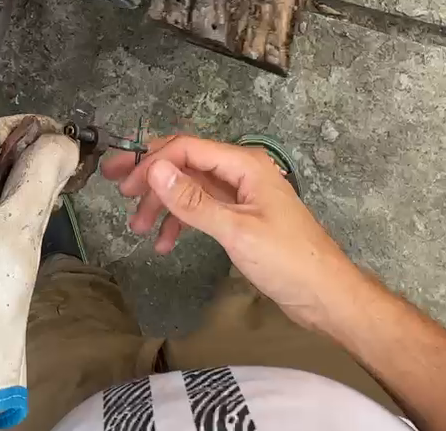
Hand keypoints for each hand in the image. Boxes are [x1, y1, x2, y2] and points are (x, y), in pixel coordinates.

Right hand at [102, 135, 366, 333]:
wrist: (329, 297)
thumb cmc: (287, 261)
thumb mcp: (236, 231)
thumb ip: (193, 201)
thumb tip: (154, 168)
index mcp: (243, 164)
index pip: (187, 148)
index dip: (153, 162)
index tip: (126, 185)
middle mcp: (240, 170)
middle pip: (186, 162)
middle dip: (151, 175)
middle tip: (117, 188)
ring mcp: (240, 193)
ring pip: (191, 187)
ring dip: (163, 204)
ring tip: (137, 227)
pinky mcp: (240, 215)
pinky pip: (203, 208)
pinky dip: (182, 221)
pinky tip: (165, 242)